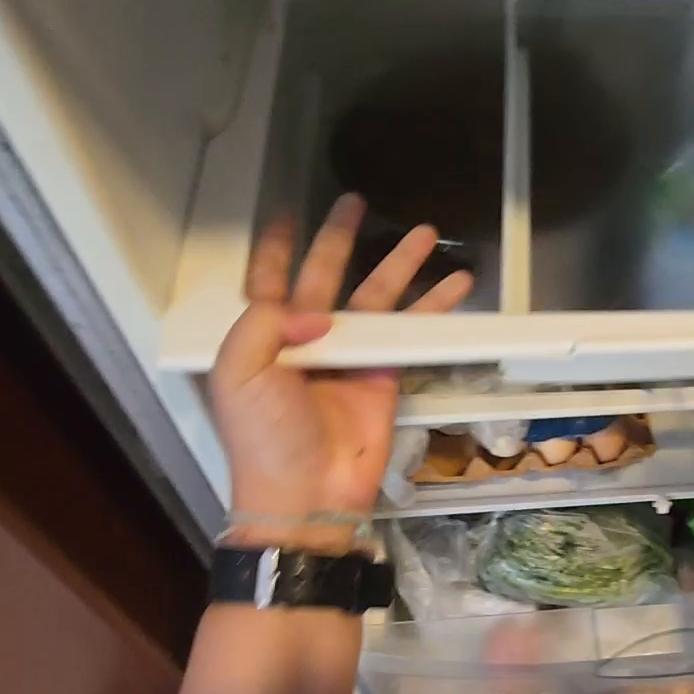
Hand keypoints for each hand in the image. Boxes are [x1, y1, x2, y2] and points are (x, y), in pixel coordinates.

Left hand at [209, 194, 471, 549]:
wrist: (307, 491)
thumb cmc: (264, 434)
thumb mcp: (238, 371)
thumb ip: (266, 321)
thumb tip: (321, 310)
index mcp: (263, 334)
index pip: (268, 278)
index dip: (275, 246)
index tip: (286, 213)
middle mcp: (306, 337)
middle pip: (326, 276)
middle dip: (341, 239)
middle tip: (356, 201)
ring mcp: (350, 355)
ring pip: (378, 298)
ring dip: (401, 266)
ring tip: (426, 233)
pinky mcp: (385, 376)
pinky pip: (410, 334)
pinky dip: (433, 310)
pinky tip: (455, 287)